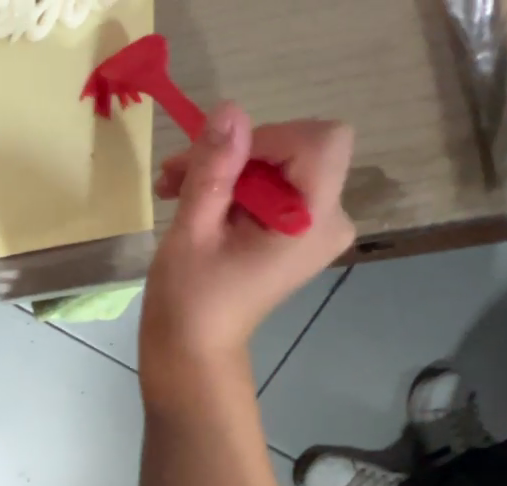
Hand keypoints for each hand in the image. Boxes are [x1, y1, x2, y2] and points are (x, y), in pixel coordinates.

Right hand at [142, 103, 356, 365]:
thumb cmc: (187, 301)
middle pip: (299, 152)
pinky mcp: (299, 237)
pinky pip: (277, 193)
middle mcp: (332, 218)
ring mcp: (318, 228)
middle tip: (174, 175)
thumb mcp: (191, 233)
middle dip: (238, 155)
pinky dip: (237, 192)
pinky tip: (199, 208)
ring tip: (175, 191)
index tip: (210, 161)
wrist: (191, 353)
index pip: (316, 141)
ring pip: (284, 170)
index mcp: (313, 219)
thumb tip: (227, 111)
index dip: (264, 138)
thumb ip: (214, 171)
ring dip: (230, 173)